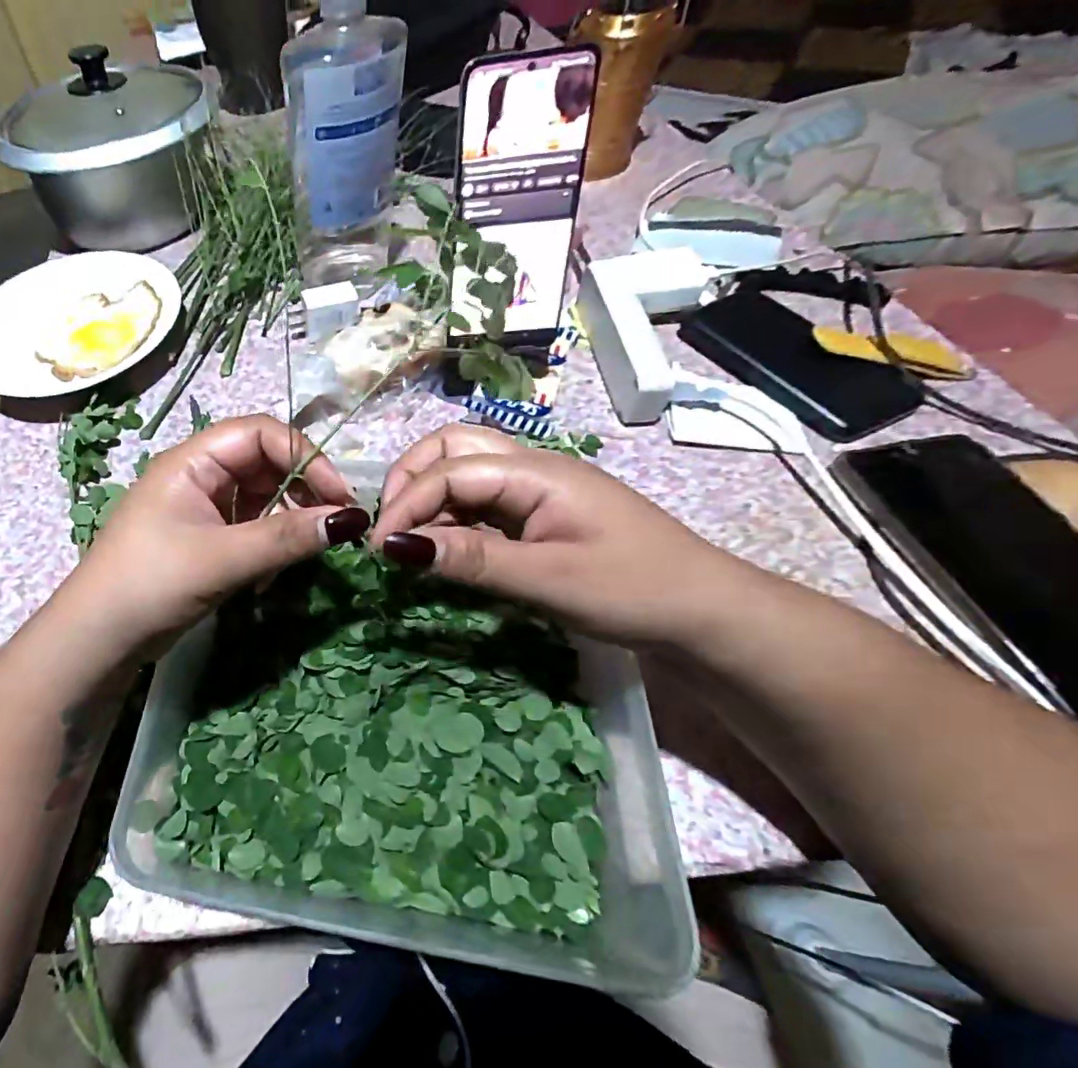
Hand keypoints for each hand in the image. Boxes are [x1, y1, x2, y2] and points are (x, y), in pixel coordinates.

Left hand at [54, 415, 369, 662]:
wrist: (97, 640)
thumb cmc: (151, 584)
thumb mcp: (223, 558)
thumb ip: (287, 538)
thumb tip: (352, 520)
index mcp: (192, 461)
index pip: (261, 434)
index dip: (305, 456)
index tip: (338, 495)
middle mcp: (199, 476)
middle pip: (266, 463)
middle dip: (303, 489)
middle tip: (335, 523)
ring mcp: (202, 509)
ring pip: (262, 498)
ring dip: (290, 520)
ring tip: (309, 549)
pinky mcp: (206, 541)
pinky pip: (252, 528)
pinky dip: (272, 544)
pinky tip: (275, 573)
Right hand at [369, 423, 746, 646]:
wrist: (700, 610)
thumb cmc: (632, 589)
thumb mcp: (546, 579)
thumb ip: (471, 559)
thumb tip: (395, 545)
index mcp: (537, 472)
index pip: (451, 470)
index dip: (406, 503)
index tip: (376, 549)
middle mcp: (533, 468)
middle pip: (454, 448)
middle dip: (412, 479)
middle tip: (390, 527)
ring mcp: (539, 490)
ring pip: (468, 472)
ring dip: (431, 497)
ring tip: (411, 541)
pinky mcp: (542, 514)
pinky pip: (485, 503)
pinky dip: (455, 518)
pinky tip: (447, 549)